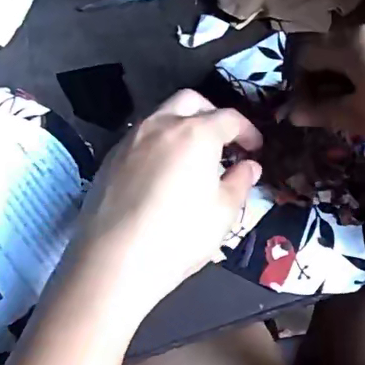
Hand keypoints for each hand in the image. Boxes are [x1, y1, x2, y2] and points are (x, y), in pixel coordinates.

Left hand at [63, 90, 262, 312]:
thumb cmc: (179, 236)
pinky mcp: (110, 160)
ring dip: (184, 126)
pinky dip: (160, 143)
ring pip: (162, 115)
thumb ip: (240, 182)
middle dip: (213, 114)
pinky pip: (141, 138)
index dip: (248, 131)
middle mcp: (161, 126)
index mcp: (196, 133)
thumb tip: (249, 167)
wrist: (113, 263)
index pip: (230, 118)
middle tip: (225, 142)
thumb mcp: (224, 212)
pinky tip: (165, 173)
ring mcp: (131, 140)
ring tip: (194, 157)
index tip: (255, 149)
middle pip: (192, 101)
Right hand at [288, 19, 364, 166]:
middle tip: (333, 111)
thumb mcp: (362, 120)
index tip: (308, 110)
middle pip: (335, 46)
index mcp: (354, 41)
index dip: (301, 82)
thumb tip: (293, 112)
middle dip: (327, 76)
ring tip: (362, 107)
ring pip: (362, 48)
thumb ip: (324, 112)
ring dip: (352, 73)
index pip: (309, 54)